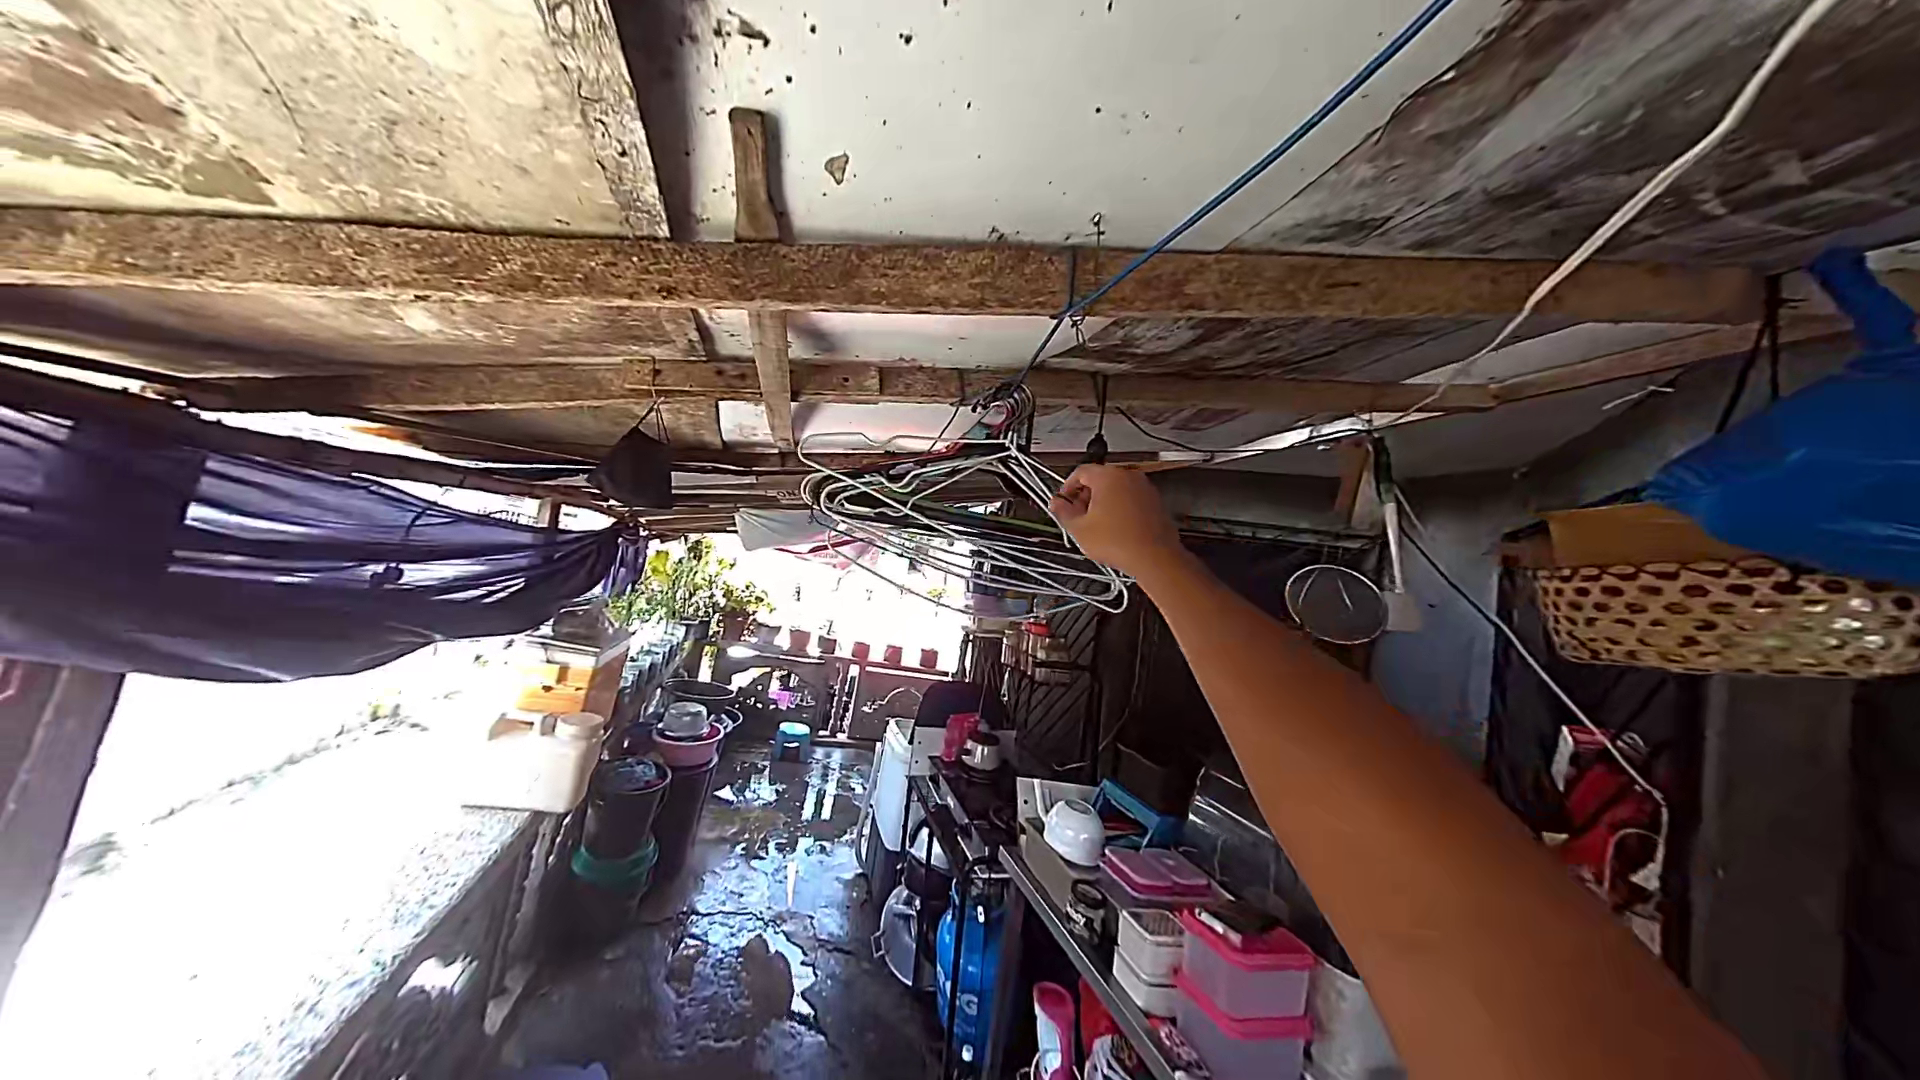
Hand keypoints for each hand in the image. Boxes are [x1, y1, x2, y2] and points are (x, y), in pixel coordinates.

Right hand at [1048, 464, 1185, 578]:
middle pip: (1099, 478)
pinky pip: (1131, 499)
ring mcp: (1144, 488)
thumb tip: (1057, 504)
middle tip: (1078, 515)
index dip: (1068, 487)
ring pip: (1116, 489)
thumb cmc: (1120, 543)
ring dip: (1103, 503)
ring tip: (1097, 525)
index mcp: (1108, 477)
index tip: (1064, 501)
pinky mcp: (1155, 501)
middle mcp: (1128, 476)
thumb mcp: (1079, 529)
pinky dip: (1120, 508)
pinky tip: (1115, 529)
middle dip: (1085, 496)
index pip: (1080, 472)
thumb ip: (1063, 512)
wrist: (1154, 557)